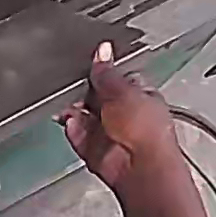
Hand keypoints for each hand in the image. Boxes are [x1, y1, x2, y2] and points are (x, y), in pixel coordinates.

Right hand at [60, 41, 179, 197]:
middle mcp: (124, 116)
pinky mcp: (95, 150)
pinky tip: (71, 124)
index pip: (115, 80)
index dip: (100, 75)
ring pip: (82, 117)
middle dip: (81, 95)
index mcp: (139, 96)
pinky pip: (77, 135)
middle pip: (95, 98)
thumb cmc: (145, 130)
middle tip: (74, 91)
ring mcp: (109, 134)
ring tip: (70, 109)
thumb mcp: (122, 90)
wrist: (139, 166)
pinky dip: (72, 130)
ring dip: (73, 113)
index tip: (87, 70)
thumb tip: (102, 50)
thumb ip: (106, 72)